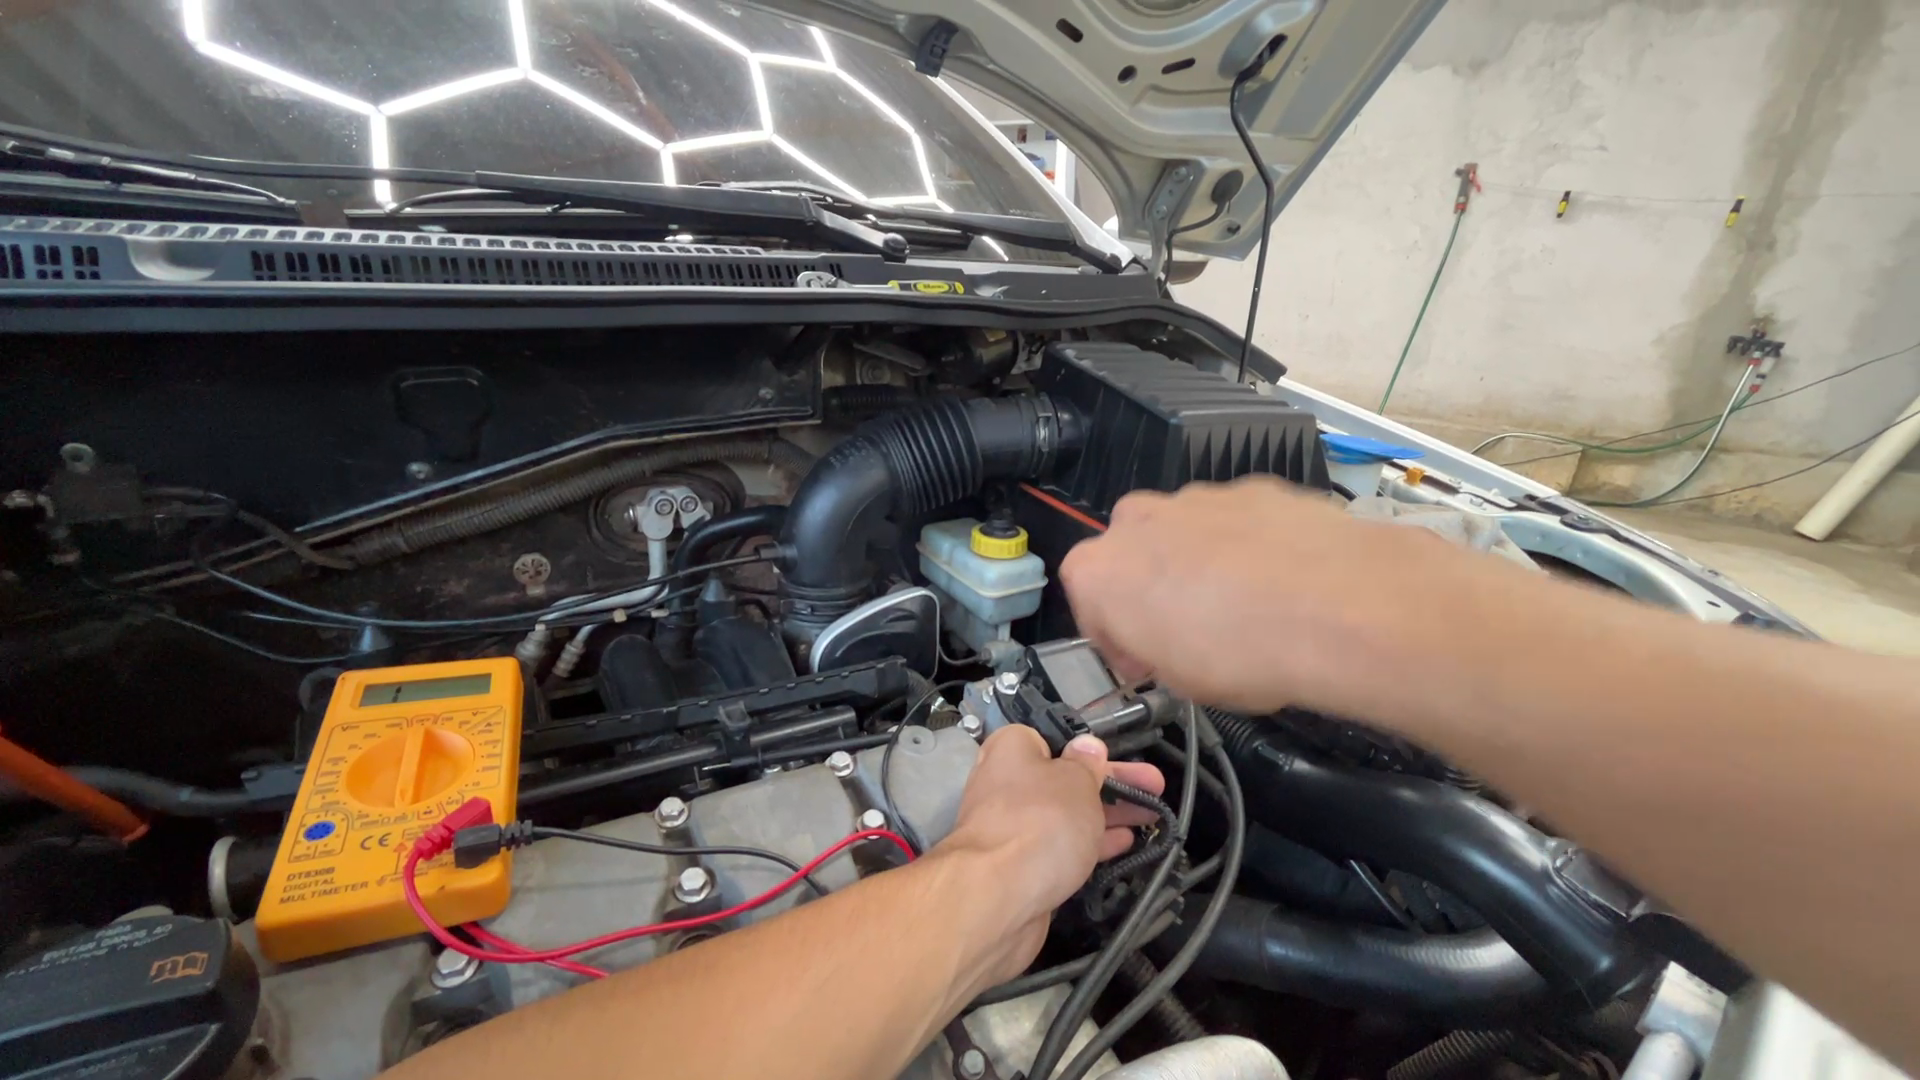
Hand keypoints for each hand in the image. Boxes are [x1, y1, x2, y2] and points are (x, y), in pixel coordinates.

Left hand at [930, 726, 1163, 991]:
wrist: (996, 897)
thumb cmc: (1040, 822)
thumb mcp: (1076, 782)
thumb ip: (1087, 765)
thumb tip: (1088, 746)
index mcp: (1012, 749)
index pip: (1054, 738)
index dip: (1089, 749)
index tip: (1120, 757)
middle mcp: (1006, 782)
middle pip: (1066, 778)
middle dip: (1111, 783)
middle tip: (1154, 786)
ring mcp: (1012, 826)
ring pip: (1066, 813)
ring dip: (1106, 814)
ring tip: (1151, 815)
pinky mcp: (1019, 865)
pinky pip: (1061, 845)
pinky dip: (1090, 843)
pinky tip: (1124, 844)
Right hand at [1059, 476, 1521, 715]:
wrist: (1341, 608)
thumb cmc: (1246, 649)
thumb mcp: (1176, 680)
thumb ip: (1152, 650)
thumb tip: (1166, 644)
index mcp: (1098, 570)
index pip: (1088, 607)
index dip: (1117, 640)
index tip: (1143, 662)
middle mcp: (1138, 521)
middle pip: (1132, 559)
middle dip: (1153, 593)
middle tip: (1189, 637)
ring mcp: (1197, 498)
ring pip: (1183, 536)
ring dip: (1201, 569)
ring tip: (1244, 616)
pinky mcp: (1252, 488)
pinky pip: (1235, 523)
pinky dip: (1248, 550)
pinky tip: (1280, 588)